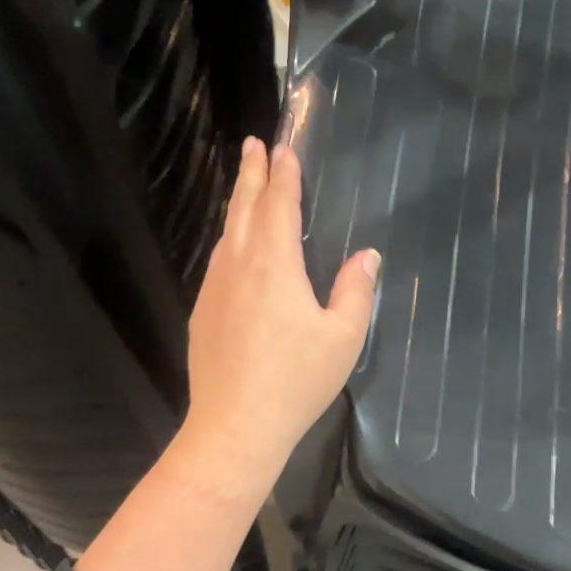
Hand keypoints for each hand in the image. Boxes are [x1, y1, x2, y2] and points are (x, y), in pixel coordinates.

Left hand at [179, 139, 379, 482]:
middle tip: (254, 144)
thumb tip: (367, 256)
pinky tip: (236, 253)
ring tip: (246, 189)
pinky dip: (230, 242)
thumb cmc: (296, 380)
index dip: (284, 174)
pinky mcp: (202, 315)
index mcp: (274, 264)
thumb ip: (356, 291)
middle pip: (243, 208)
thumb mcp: (343, 338)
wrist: (235, 426)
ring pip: (226, 235)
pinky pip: (218, 264)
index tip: (284, 147)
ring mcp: (213, 290)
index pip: (278, 204)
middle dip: (251, 173)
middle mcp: (238, 266)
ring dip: (238, 206)